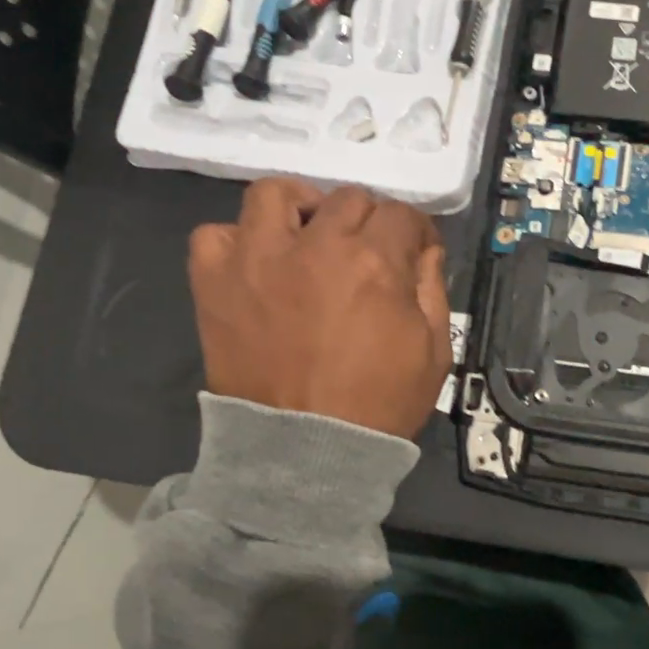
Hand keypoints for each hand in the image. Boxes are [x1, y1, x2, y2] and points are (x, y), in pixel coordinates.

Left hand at [189, 179, 451, 439]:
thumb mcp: (435, 351)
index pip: (401, 215)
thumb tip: (423, 251)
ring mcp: (258, 261)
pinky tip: (255, 264)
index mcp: (375, 263)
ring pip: (275, 194)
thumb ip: (432, 288)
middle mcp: (315, 247)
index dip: (415, 232)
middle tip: (366, 254)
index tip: (415, 252)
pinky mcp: (215, 283)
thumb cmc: (378, 406)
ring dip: (299, 208)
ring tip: (305, 236)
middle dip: (368, 221)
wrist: (304, 454)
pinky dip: (236, 242)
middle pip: (347, 199)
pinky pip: (214, 235)